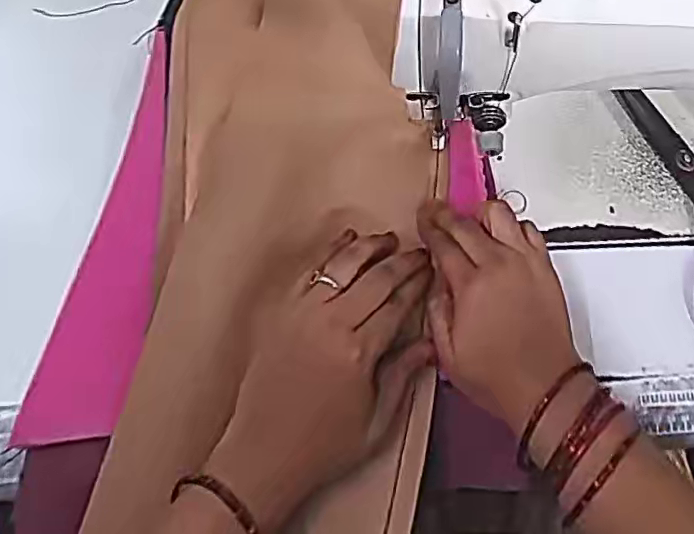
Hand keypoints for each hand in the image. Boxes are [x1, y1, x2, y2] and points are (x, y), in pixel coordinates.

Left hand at [204, 231, 434, 529]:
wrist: (262, 454)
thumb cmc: (324, 444)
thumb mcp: (376, 425)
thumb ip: (404, 378)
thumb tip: (431, 342)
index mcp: (358, 352)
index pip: (397, 304)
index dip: (417, 283)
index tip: (431, 270)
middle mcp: (332, 323)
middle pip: (377, 278)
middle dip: (403, 260)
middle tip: (419, 252)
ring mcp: (303, 311)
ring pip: (344, 262)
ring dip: (370, 246)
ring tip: (388, 240)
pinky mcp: (282, 307)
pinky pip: (311, 267)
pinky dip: (332, 249)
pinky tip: (348, 239)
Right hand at [417, 200, 580, 428]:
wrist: (544, 386)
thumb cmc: (495, 376)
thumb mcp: (448, 354)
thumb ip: (435, 310)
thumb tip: (435, 278)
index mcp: (470, 286)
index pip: (444, 243)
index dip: (430, 227)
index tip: (423, 218)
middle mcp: (498, 264)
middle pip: (466, 223)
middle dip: (445, 214)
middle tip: (435, 210)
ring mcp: (524, 260)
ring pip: (500, 214)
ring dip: (481, 213)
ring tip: (473, 221)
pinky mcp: (544, 264)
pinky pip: (528, 228)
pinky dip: (513, 226)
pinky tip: (504, 236)